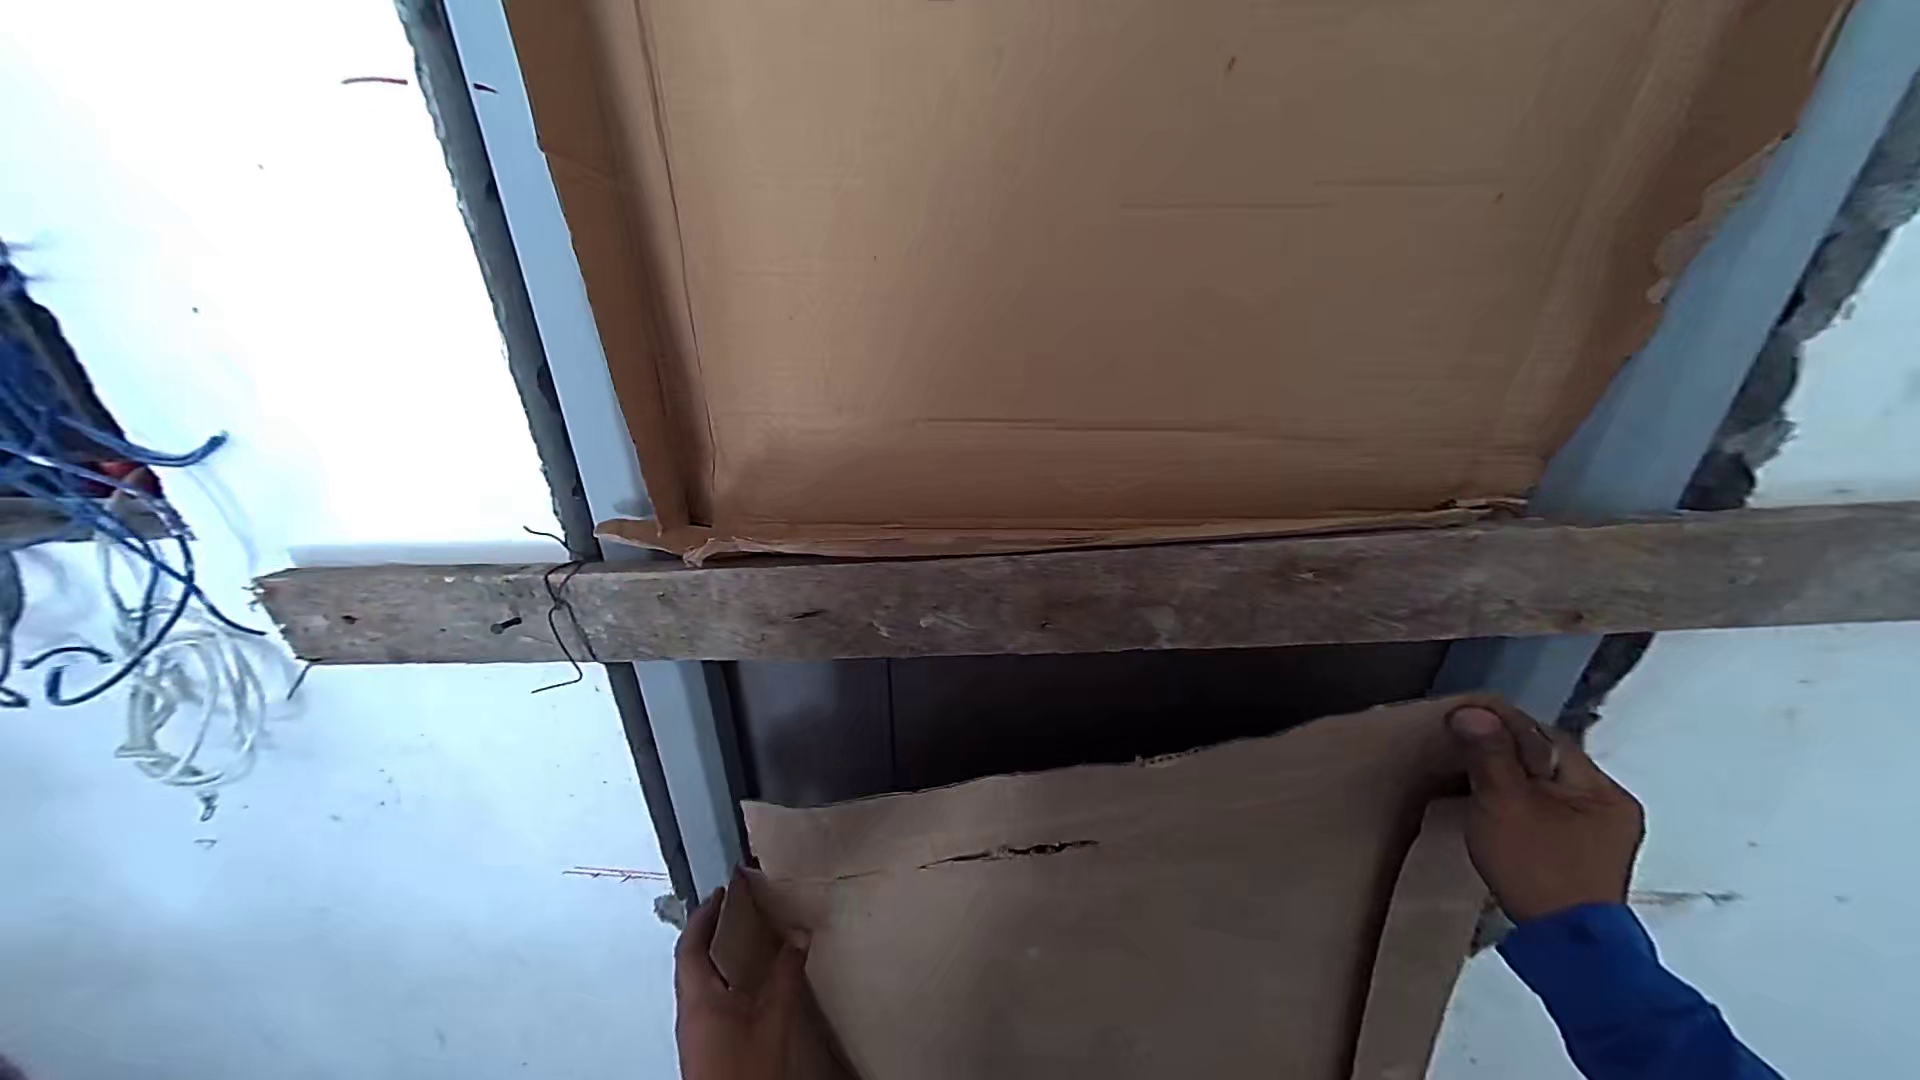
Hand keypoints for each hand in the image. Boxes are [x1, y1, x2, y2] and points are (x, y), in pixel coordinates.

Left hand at [675, 886, 808, 1079]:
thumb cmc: (742, 1075)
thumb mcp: (773, 1020)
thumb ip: (786, 975)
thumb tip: (798, 939)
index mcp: (698, 1000)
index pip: (690, 947)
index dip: (703, 916)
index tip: (718, 894)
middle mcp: (689, 1013)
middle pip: (689, 962)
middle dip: (706, 931)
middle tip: (726, 909)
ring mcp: (693, 1032)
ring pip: (697, 981)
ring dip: (712, 955)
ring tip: (736, 938)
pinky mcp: (702, 1046)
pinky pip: (705, 998)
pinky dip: (720, 977)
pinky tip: (743, 983)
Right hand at [1448, 702, 1645, 922]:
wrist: (1563, 942)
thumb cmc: (1535, 866)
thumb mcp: (1503, 803)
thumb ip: (1489, 755)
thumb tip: (1473, 711)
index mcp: (1602, 791)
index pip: (1544, 738)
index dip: (1502, 726)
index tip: (1461, 721)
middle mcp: (1610, 805)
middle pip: (1545, 760)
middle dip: (1504, 751)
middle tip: (1461, 747)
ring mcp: (1600, 830)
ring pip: (1544, 783)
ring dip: (1509, 775)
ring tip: (1471, 774)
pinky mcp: (1583, 848)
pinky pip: (1546, 805)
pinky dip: (1518, 798)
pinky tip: (1494, 803)